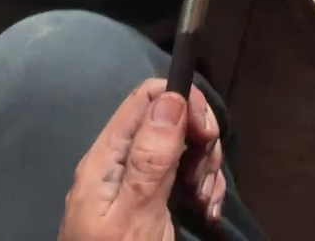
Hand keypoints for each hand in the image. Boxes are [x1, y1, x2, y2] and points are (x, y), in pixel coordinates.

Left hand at [58, 79, 225, 240]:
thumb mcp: (133, 218)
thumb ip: (150, 159)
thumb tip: (171, 96)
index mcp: (106, 159)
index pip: (146, 97)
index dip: (182, 100)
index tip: (205, 132)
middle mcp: (122, 163)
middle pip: (172, 118)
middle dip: (200, 138)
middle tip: (206, 171)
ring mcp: (140, 183)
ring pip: (187, 145)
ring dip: (207, 165)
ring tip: (205, 199)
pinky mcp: (158, 201)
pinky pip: (190, 174)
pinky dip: (207, 185)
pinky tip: (208, 210)